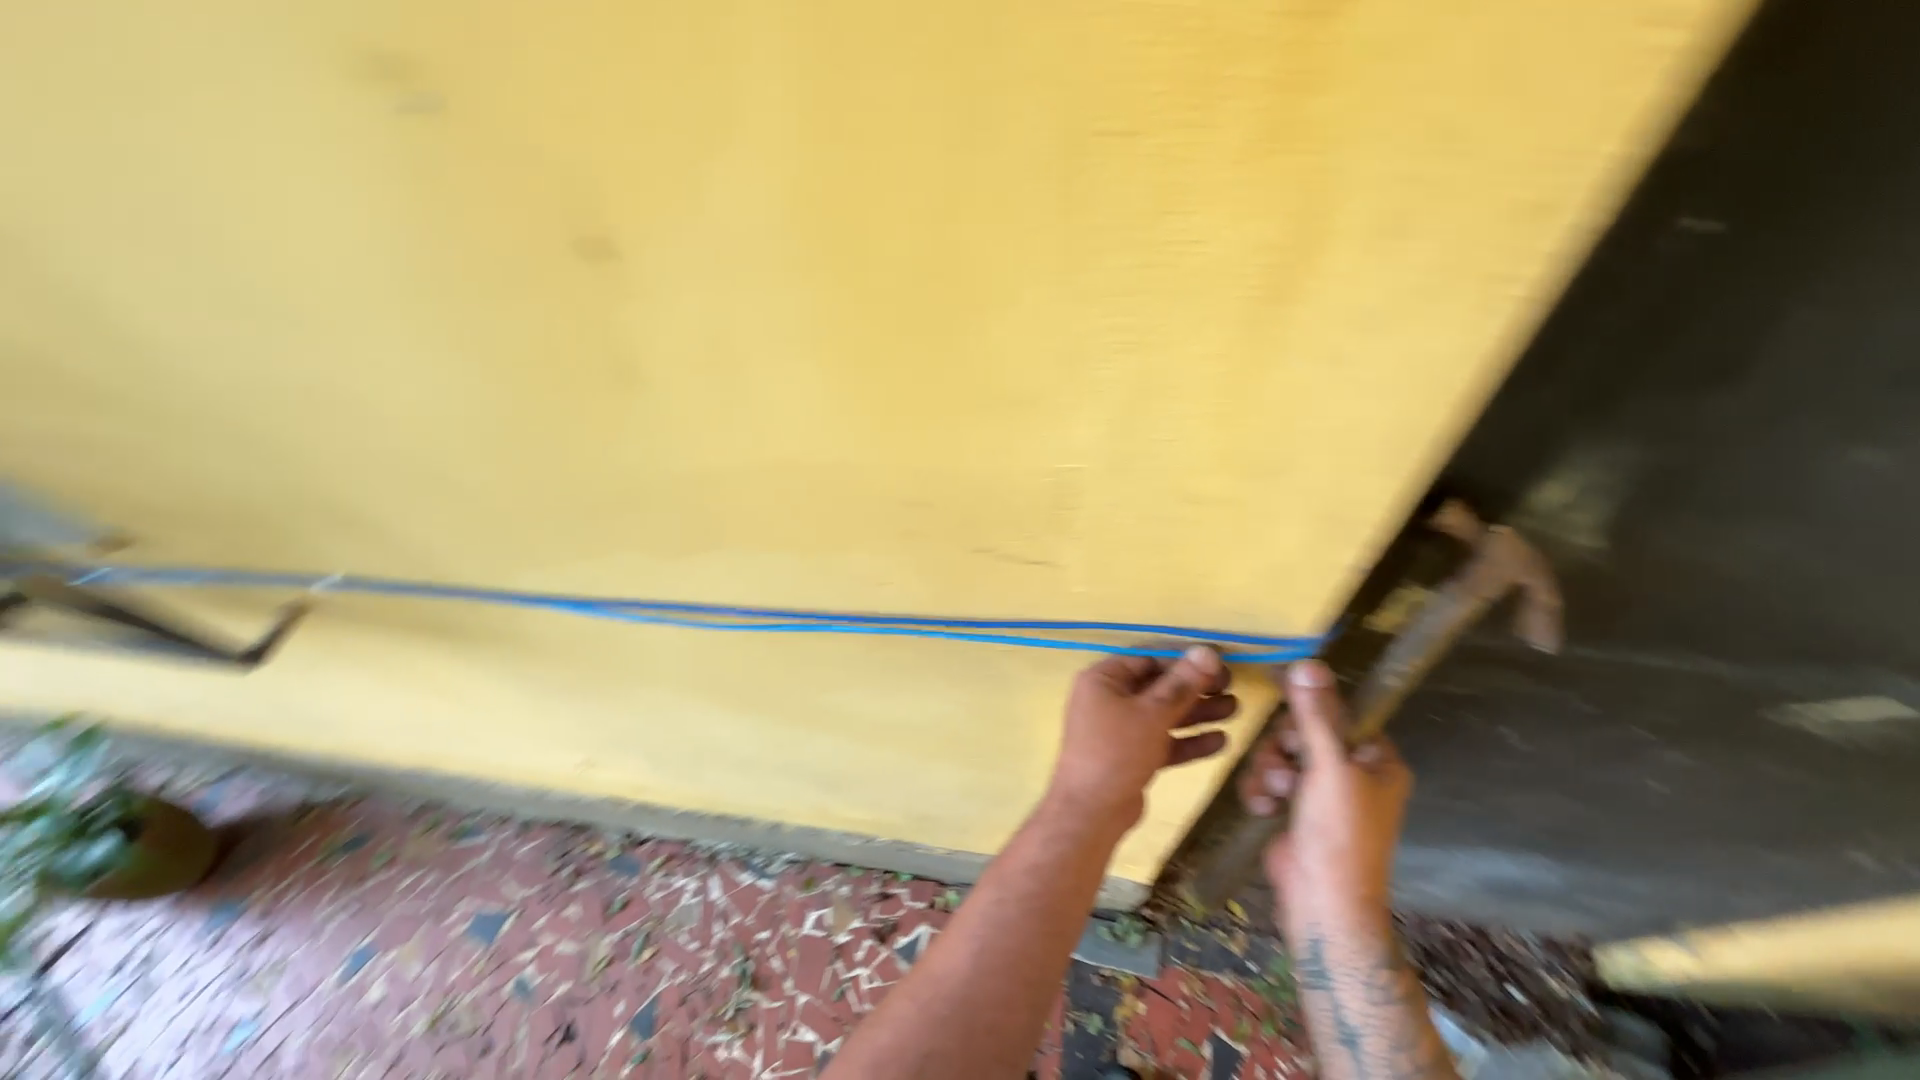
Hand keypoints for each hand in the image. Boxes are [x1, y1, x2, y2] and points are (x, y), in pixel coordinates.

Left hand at [1047, 646, 1238, 830]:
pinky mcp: (1132, 756)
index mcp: (1104, 679)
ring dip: (1197, 713)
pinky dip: (1187, 740)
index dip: (1183, 660)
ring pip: (1164, 715)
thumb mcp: (1152, 713)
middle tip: (1231, 687)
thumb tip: (1206, 651)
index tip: (1218, 663)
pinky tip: (1220, 741)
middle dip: (1195, 688)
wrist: (1092, 812)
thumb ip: (1181, 683)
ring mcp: (1120, 730)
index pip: (1148, 659)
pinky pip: (1163, 741)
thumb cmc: (1117, 750)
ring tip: (1235, 709)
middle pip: (1158, 687)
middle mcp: (1109, 699)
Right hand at [1237, 660, 1411, 920]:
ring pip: (1279, 756)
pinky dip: (1260, 792)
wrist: (1321, 902)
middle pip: (1302, 733)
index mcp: (1378, 762)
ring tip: (1272, 794)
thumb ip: (1315, 715)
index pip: (1342, 715)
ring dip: (1268, 771)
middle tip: (1284, 769)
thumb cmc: (1339, 833)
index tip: (1287, 713)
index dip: (1312, 713)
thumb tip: (1308, 662)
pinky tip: (1262, 809)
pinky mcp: (1293, 812)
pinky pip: (1267, 781)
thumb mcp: (1328, 767)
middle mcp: (1353, 775)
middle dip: (1283, 749)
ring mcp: (1321, 796)